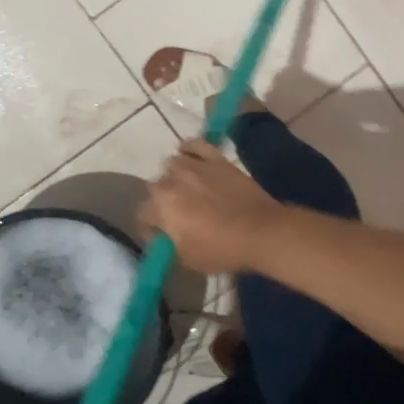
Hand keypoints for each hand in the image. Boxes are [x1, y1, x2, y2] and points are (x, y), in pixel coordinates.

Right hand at [140, 140, 283, 273]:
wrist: (261, 231)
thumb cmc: (222, 249)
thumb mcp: (187, 259)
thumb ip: (168, 246)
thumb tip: (163, 238)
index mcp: (161, 206)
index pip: (143, 214)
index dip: (150, 228)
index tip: (162, 237)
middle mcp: (172, 181)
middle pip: (156, 187)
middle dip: (162, 201)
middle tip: (177, 214)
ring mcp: (195, 166)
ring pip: (172, 163)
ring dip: (175, 175)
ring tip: (186, 187)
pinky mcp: (216, 159)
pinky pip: (195, 144)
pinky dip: (189, 148)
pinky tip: (190, 155)